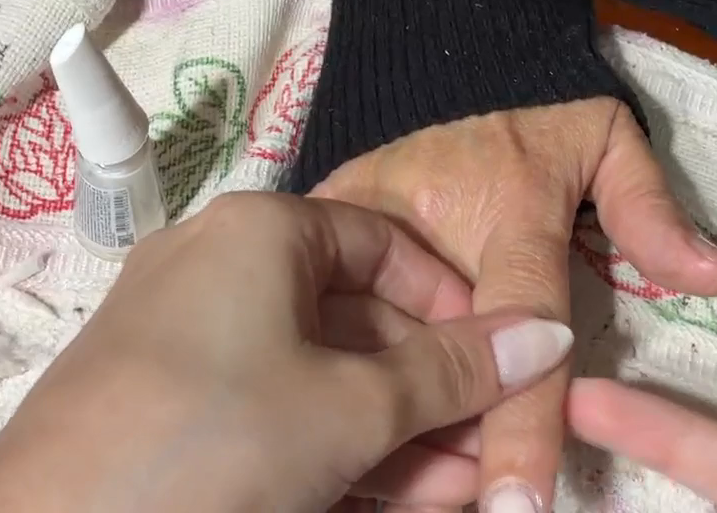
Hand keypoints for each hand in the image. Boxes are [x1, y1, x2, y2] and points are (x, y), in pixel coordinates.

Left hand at [0, 193, 575, 512]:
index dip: (449, 301)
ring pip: (314, 365)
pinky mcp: (168, 390)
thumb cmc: (219, 436)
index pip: (381, 242)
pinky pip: (270, 398)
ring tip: (456, 484)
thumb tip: (548, 331)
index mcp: (260, 229)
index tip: (500, 358)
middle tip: (486, 443)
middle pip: (351, 312)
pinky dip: (330, 439)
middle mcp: (220, 259)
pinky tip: (393, 492)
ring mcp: (188, 326)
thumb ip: (450, 371)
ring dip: (390, 424)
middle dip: (426, 384)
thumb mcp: (349, 407)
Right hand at [313, 99, 716, 511]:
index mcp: (505, 209)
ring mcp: (356, 220)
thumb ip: (648, 206)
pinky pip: (321, 312)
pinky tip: (351, 422)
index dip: (519, 417)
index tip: (518, 510)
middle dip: (435, 434)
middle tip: (467, 497)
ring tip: (412, 473)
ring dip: (382, 415)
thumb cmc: (530, 128)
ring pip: (356, 341)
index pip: (517, 316)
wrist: (451, 75)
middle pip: (419, 351)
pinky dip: (337, 370)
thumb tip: (712, 276)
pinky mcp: (321, 224)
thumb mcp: (601, 140)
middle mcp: (418, 220)